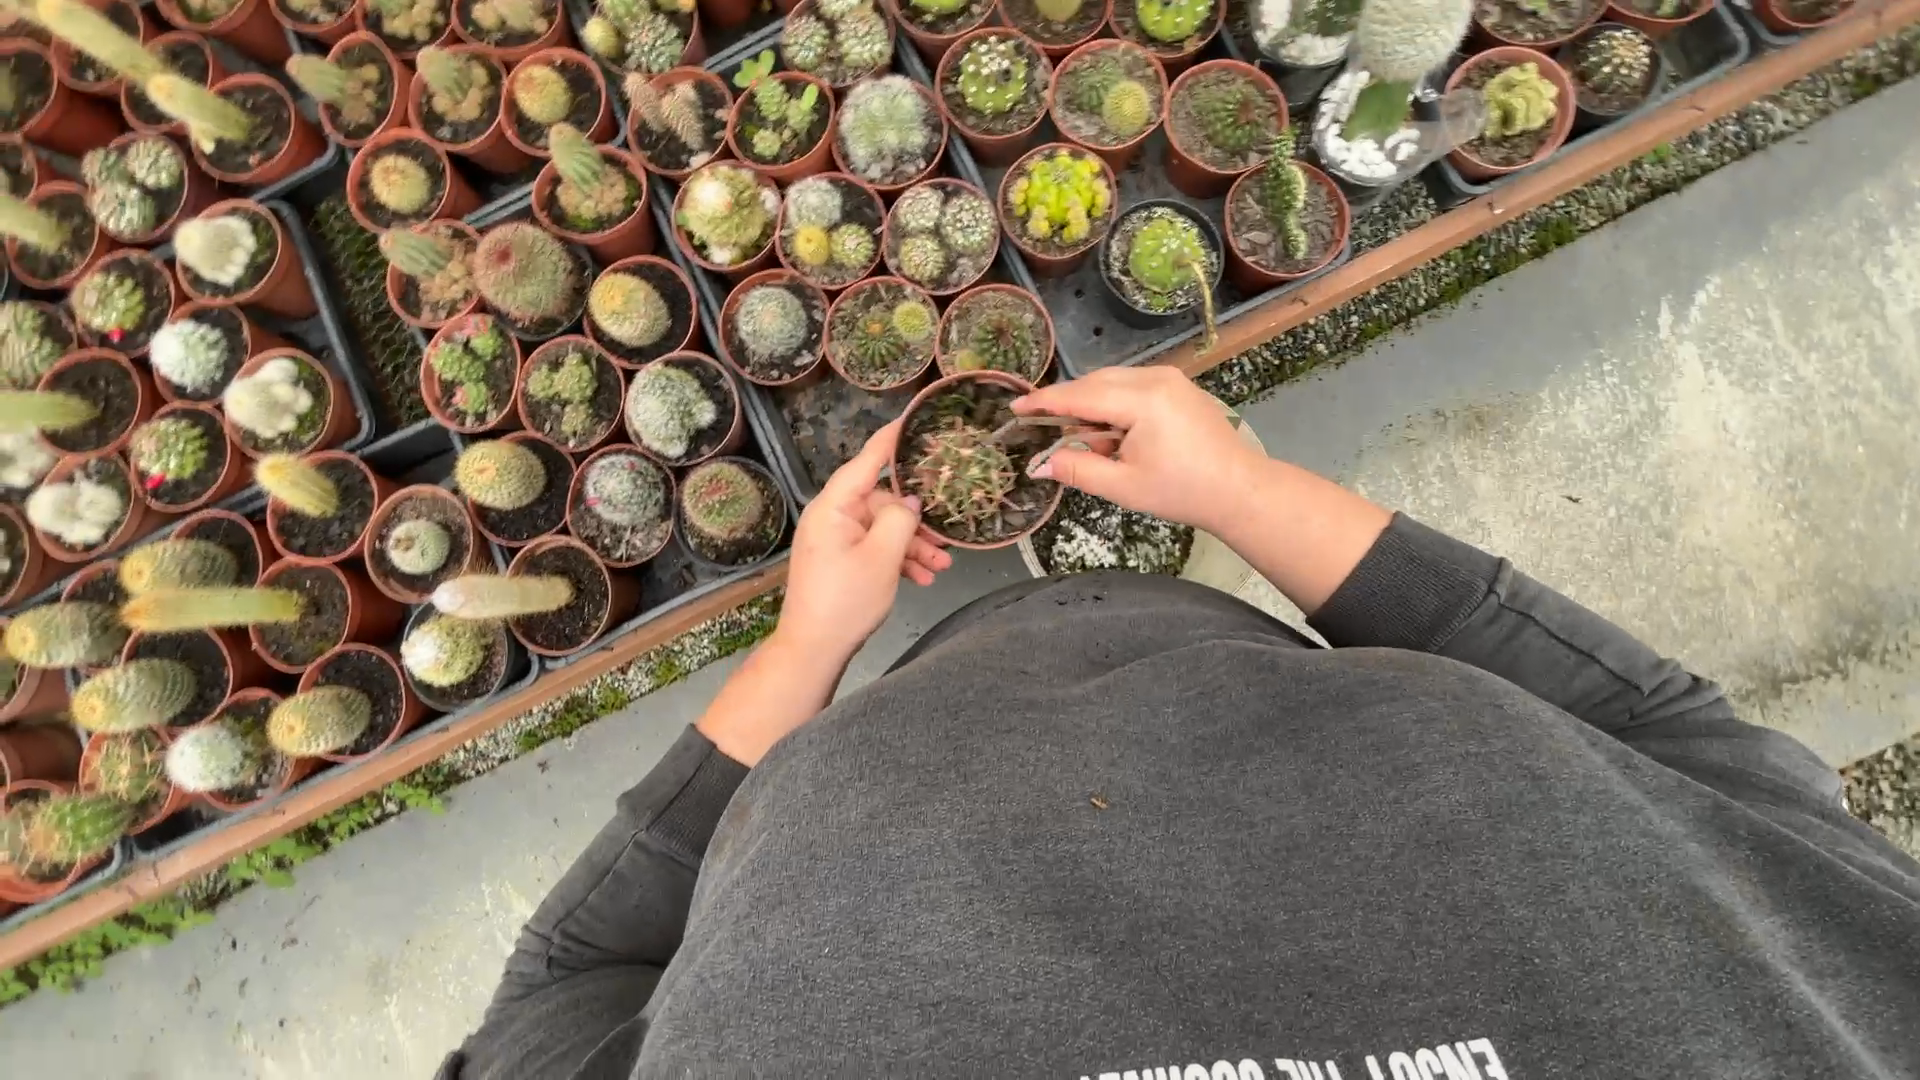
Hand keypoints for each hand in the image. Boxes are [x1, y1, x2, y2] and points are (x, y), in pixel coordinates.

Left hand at [775, 421, 952, 662]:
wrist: (814, 648)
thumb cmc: (846, 599)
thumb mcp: (882, 557)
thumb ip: (901, 521)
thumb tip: (909, 502)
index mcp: (834, 506)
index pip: (867, 460)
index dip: (892, 438)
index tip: (914, 418)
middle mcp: (832, 516)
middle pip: (883, 501)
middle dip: (916, 521)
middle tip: (947, 537)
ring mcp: (836, 539)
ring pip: (883, 528)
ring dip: (913, 545)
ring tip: (942, 567)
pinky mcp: (841, 560)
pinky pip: (875, 548)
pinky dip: (898, 559)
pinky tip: (923, 578)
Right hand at [1013, 366, 1264, 537]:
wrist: (1238, 489)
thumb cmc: (1182, 491)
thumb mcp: (1123, 487)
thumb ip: (1078, 471)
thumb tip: (1040, 465)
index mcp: (1142, 401)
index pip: (1080, 397)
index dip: (1044, 403)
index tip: (1015, 408)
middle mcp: (1155, 378)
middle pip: (1094, 383)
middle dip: (1067, 406)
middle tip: (1044, 430)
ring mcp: (1169, 378)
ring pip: (1111, 382)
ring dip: (1091, 408)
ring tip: (1089, 444)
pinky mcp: (1176, 386)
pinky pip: (1130, 386)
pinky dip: (1112, 406)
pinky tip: (1112, 435)